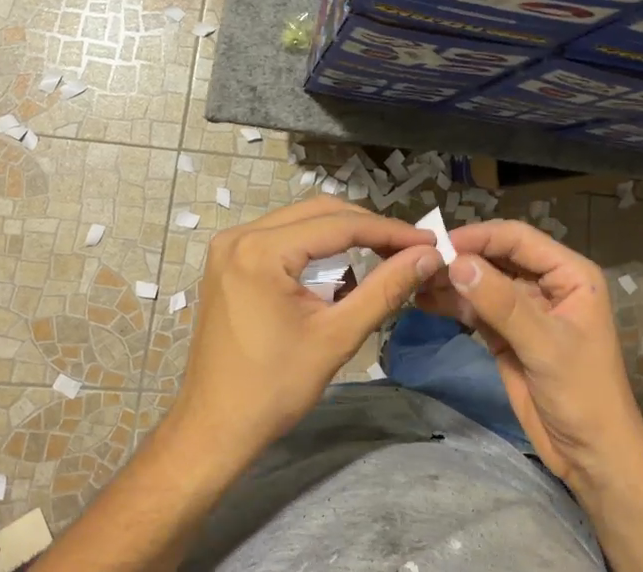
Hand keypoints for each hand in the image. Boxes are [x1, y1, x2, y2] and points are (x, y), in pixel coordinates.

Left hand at [170, 196, 440, 459]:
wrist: (214, 429)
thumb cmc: (273, 388)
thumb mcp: (337, 336)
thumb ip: (384, 289)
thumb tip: (428, 257)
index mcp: (261, 250)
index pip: (339, 225)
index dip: (389, 231)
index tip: (428, 242)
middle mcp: (239, 236)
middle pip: (318, 213)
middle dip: (368, 227)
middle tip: (410, 248)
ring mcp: (228, 247)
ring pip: (300, 221)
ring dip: (343, 234)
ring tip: (384, 254)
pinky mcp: (227, 262)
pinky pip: (281, 237)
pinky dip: (315, 246)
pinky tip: (342, 267)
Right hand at [416, 219, 642, 482]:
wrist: (592, 456)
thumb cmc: (583, 394)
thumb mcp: (545, 345)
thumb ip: (502, 303)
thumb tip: (457, 263)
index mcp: (570, 274)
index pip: (519, 240)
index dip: (480, 236)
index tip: (440, 244)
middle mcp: (548, 284)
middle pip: (498, 257)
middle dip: (462, 257)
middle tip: (419, 262)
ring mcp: (526, 310)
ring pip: (484, 282)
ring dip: (452, 280)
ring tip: (414, 280)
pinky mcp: (508, 335)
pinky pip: (477, 309)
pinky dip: (453, 304)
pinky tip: (425, 301)